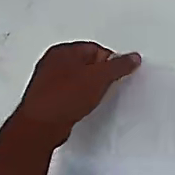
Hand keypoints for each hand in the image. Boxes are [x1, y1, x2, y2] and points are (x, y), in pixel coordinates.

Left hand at [7, 42, 140, 147]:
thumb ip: (119, 66)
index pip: (96, 48)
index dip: (110, 62)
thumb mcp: (100, 78)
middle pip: (86, 63)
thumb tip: (133, 58)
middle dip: (99, 75)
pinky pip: (69, 93)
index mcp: (63, 51)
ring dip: (88, 88)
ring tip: (92, 99)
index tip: (116, 74)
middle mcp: (52, 62)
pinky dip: (77, 98)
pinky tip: (80, 107)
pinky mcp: (47, 98)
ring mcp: (47, 81)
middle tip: (105, 87)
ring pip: (77, 79)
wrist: (41, 126)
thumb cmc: (65, 97)